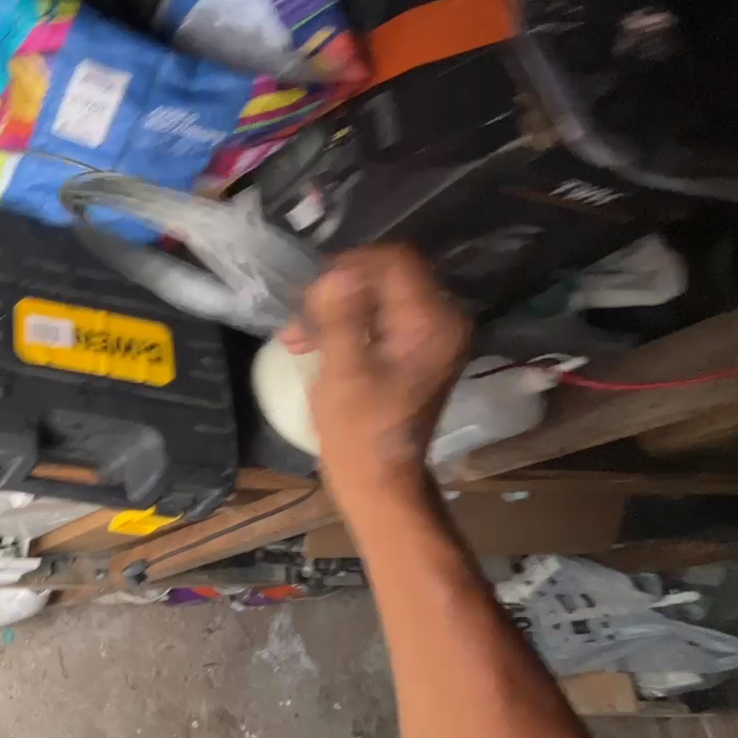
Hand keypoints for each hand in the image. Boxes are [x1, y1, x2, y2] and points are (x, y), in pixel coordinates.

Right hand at [281, 245, 470, 500]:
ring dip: (333, 311)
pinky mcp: (413, 353)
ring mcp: (428, 338)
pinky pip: (378, 321)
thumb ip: (341, 318)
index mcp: (430, 322)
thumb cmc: (358, 429)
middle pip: (386, 278)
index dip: (348, 265)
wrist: (378, 475)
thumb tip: (334, 273)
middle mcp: (440, 322)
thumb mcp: (343, 371)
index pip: (395, 262)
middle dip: (336, 292)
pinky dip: (344, 327)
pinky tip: (315, 346)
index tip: (307, 292)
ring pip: (377, 299)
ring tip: (297, 339)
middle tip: (296, 322)